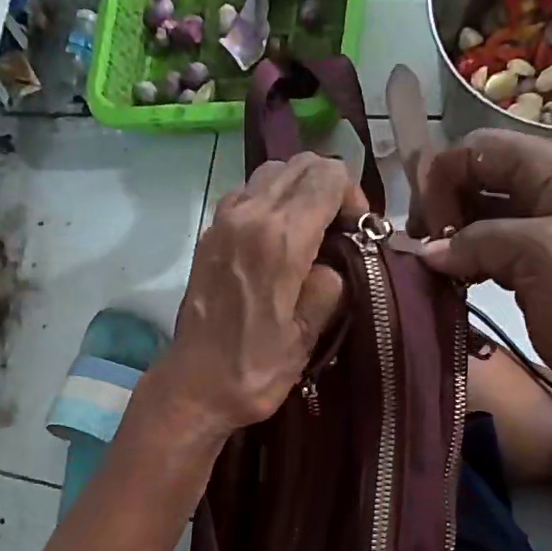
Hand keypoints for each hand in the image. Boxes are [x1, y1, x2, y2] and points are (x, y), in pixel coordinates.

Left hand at [154, 153, 363, 431]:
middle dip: (329, 186)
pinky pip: (247, 193)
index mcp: (281, 238)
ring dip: (298, 190)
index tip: (356, 231)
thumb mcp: (307, 334)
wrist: (194, 385)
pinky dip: (270, 201)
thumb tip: (331, 262)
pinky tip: (277, 239)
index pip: (328, 176)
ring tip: (309, 229)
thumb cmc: (255, 367)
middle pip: (301, 165)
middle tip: (338, 227)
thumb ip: (329, 285)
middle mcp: (249, 215)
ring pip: (272, 173)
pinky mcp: (209, 233)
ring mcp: (223, 220)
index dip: (352, 195)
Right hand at [417, 130, 551, 405]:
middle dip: (441, 207)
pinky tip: (450, 278)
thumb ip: (480, 239)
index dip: (442, 181)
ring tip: (433, 267)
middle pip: (473, 175)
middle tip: (425, 250)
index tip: (428, 231)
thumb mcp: (541, 255)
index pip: (478, 149)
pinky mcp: (530, 256)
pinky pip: (482, 242)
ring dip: (447, 235)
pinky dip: (461, 257)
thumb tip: (426, 251)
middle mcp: (550, 181)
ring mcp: (541, 220)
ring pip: (473, 210)